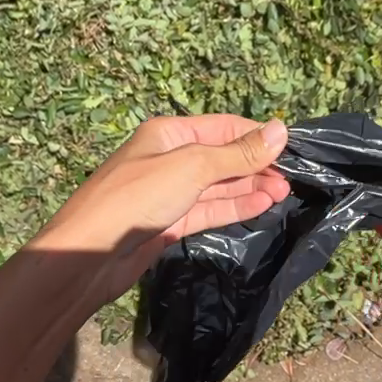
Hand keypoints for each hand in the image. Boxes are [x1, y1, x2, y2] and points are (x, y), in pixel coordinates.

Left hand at [39, 115, 290, 296]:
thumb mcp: (192, 167)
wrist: (89, 255)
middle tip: (293, 178)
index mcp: (169, 134)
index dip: (257, 135)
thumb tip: (281, 130)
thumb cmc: (138, 197)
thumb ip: (237, 153)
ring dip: (250, 187)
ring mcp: (171, 192)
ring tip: (284, 193)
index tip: (292, 147)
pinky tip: (262, 205)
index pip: (223, 126)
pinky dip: (236, 207)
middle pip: (223, 156)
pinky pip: (211, 210)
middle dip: (256, 164)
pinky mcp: (173, 222)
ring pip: (219, 185)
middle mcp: (171, 159)